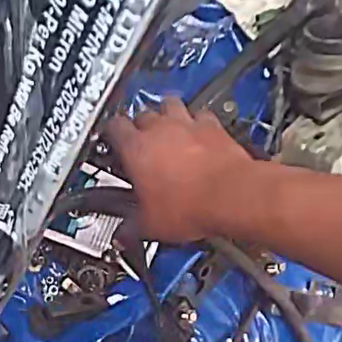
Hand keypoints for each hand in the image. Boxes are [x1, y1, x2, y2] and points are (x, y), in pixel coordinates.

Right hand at [104, 95, 255, 241]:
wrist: (230, 196)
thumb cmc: (191, 205)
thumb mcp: (150, 225)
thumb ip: (132, 227)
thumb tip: (123, 236)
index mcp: (136, 149)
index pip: (114, 128)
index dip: (110, 134)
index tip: (111, 143)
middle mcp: (161, 128)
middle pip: (142, 114)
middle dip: (139, 128)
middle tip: (140, 146)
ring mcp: (188, 124)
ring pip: (170, 105)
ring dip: (166, 116)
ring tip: (166, 132)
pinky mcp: (213, 127)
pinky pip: (201, 116)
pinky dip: (197, 124)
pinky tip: (198, 136)